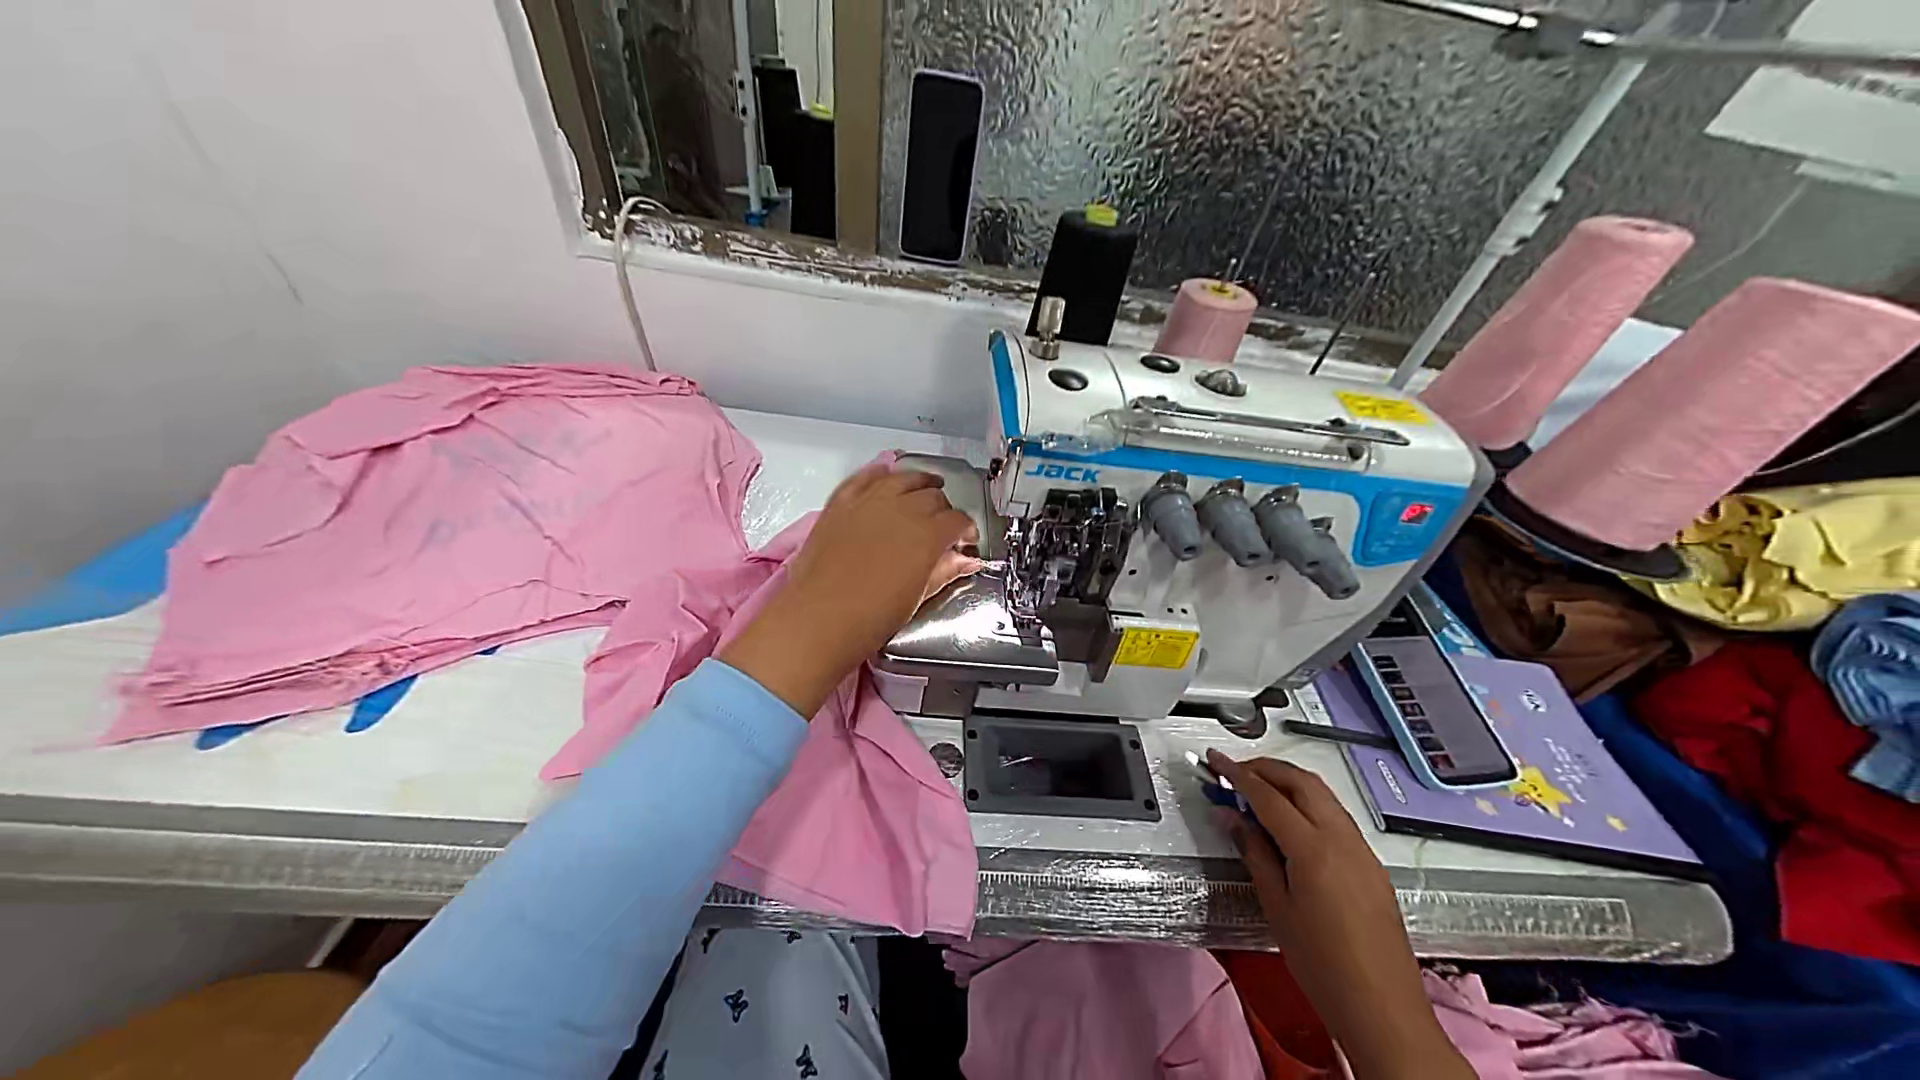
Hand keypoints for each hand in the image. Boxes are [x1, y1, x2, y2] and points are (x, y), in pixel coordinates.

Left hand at [719, 466, 977, 716]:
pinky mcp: (841, 502)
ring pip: (903, 478)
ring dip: (919, 483)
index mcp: (927, 533)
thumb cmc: (873, 617)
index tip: (964, 543)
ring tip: (925, 490)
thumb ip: (944, 571)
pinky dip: (879, 474)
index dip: (966, 531)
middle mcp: (902, 508)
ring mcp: (868, 501)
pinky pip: (865, 477)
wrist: (819, 618)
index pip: (957, 520)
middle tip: (942, 528)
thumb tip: (967, 560)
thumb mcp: (917, 597)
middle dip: (944, 510)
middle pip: (934, 496)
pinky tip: (885, 475)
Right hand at [1207, 751, 1471, 1079]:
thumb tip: (1230, 816)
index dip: (1238, 773)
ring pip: (1322, 793)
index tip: (1215, 761)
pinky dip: (1308, 800)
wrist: (1382, 1009)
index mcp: (1314, 849)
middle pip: (1301, 781)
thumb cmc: (1321, 963)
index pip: (1268, 795)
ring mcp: (1362, 849)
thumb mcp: (1276, 906)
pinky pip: (1336, 813)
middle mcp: (1342, 839)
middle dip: (1265, 767)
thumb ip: (1253, 852)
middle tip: (1235, 770)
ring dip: (1288, 780)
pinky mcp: (1371, 863)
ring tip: (1258, 787)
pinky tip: (1290, 818)